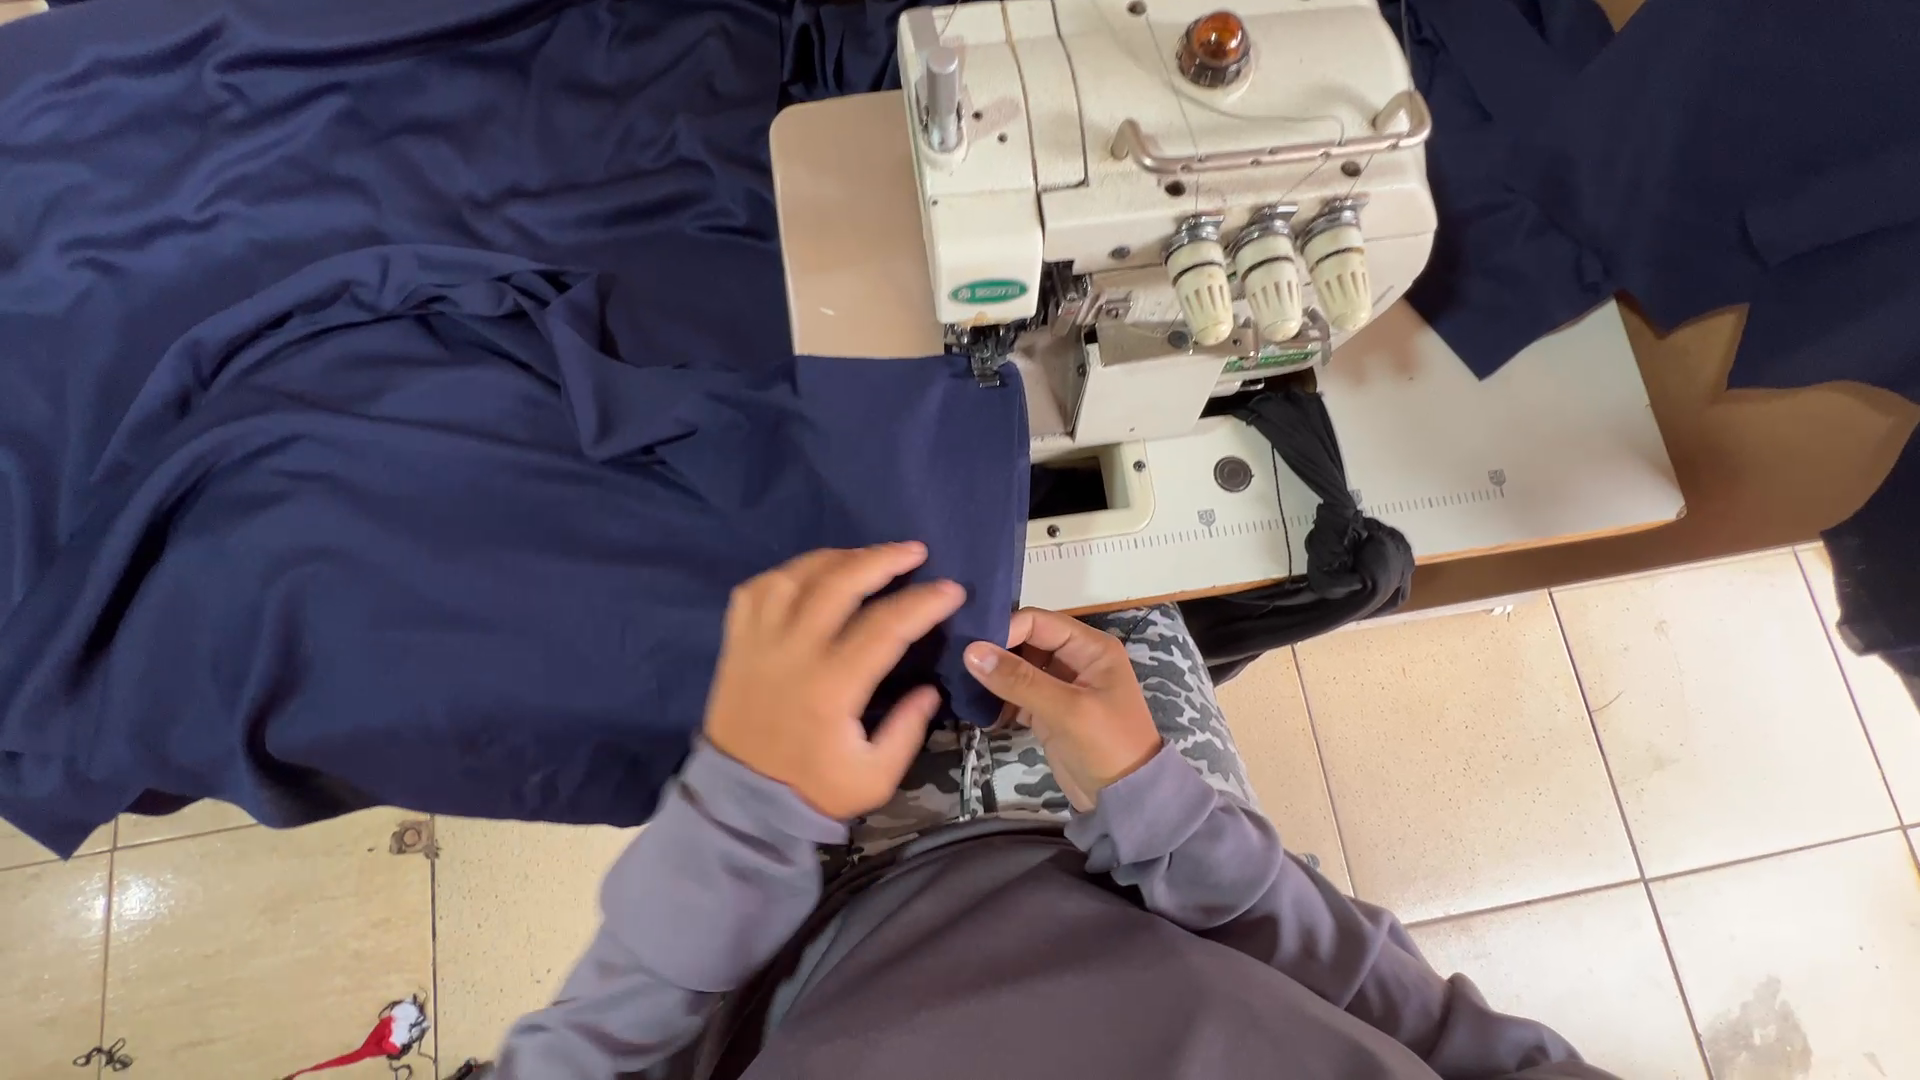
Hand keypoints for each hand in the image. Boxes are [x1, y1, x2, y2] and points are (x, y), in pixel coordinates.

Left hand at [703, 543, 964, 820]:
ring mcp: (759, 643)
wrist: (739, 802)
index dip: (923, 602)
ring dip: (837, 557)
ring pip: (796, 576)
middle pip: (839, 583)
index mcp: (832, 686)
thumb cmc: (811, 789)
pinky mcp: (736, 643)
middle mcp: (793, 652)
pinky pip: (756, 589)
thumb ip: (907, 729)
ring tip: (866, 556)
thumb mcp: (874, 777)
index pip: (885, 626)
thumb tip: (929, 687)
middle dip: (882, 559)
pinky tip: (811, 574)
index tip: (952, 590)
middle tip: (915, 551)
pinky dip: (787, 572)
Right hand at [963, 608, 1161, 810]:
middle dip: (995, 652)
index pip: (1038, 622)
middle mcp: (1075, 659)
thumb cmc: (1107, 746)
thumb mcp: (1067, 710)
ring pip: (1018, 668)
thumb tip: (972, 651)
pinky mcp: (1048, 711)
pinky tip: (979, 710)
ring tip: (963, 685)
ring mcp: (1060, 686)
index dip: (1006, 631)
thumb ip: (1019, 680)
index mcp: (1090, 647)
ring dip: (994, 677)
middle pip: (1025, 641)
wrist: (1128, 800)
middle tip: (958, 664)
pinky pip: (1017, 695)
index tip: (971, 648)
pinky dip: (999, 701)